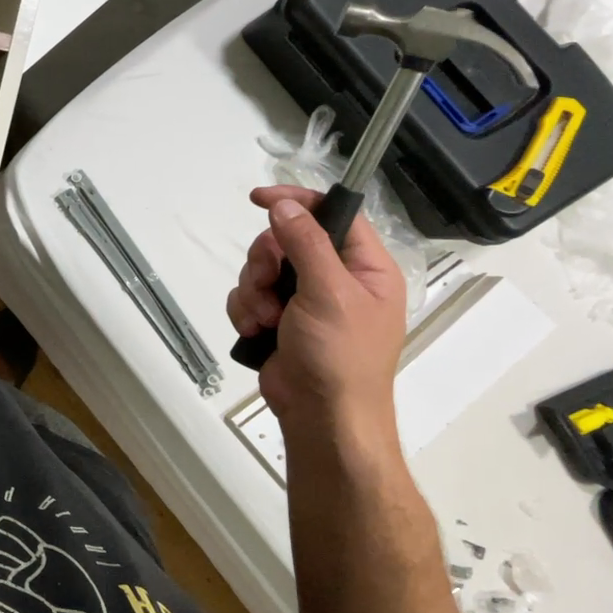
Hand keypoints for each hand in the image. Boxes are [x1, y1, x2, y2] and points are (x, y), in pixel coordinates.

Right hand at [226, 185, 406, 428]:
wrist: (323, 414)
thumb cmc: (340, 354)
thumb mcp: (328, 292)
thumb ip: (306, 243)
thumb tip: (283, 204)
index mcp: (366, 269)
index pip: (334, 215)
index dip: (298, 201)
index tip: (259, 198)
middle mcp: (337, 280)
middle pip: (286, 242)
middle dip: (265, 262)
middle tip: (267, 283)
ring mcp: (306, 301)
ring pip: (262, 270)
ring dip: (253, 292)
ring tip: (263, 319)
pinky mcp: (279, 320)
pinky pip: (249, 296)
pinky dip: (246, 311)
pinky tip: (255, 330)